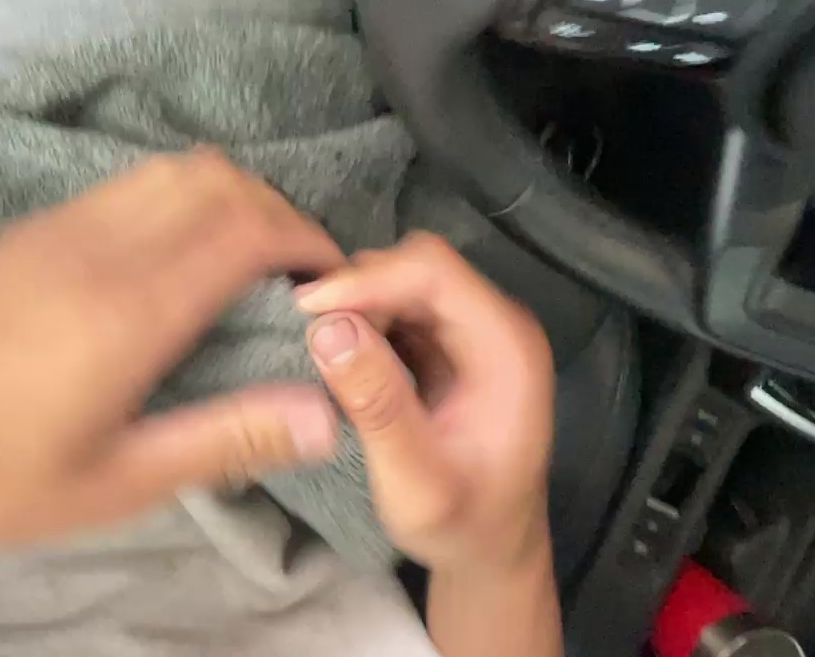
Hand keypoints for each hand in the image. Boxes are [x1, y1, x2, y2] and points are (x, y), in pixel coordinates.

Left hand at [0, 150, 345, 636]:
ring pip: (176, 169)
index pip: (246, 229)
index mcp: (127, 309)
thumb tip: (325, 415)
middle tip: (297, 272)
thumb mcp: (116, 484)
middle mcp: (100, 246)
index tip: (331, 279)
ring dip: (231, 196)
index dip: (307, 240)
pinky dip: (184, 196)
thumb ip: (228, 438)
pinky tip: (179, 252)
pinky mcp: (35, 226)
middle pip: (220, 181)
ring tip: (247, 256)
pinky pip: (134, 182)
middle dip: (279, 212)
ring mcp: (62, 225)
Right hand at [296, 233, 555, 574]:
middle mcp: (496, 321)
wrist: (492, 549)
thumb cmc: (464, 527)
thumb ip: (378, 406)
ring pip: (406, 278)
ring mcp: (474, 327)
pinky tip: (345, 352)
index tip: (308, 308)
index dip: (369, 278)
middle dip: (361, 289)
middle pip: (419, 265)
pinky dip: (366, 317)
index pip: (434, 270)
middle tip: (313, 333)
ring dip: (361, 302)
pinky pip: (401, 303)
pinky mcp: (451, 338)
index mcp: (506, 345)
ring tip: (327, 348)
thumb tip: (327, 329)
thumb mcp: (417, 484)